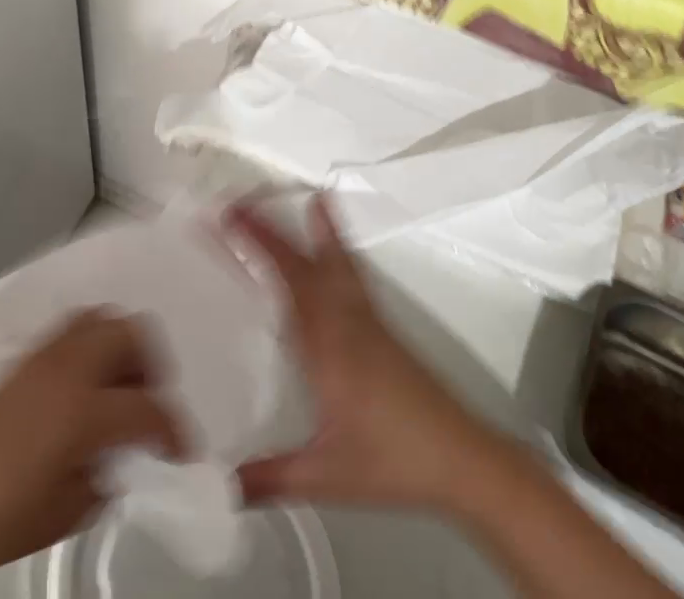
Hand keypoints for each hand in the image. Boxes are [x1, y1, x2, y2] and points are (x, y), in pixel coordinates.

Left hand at [0, 310, 186, 598]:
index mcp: (81, 410)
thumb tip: (131, 453)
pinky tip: (85, 393)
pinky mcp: (18, 363)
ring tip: (119, 393)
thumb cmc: (0, 520)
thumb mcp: (74, 508)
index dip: (175, 431)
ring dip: (119, 349)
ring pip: (96, 320)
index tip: (180, 452)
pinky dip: (90, 349)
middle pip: (128, 331)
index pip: (150, 406)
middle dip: (152, 365)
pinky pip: (67, 334)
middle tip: (151, 405)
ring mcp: (37, 359)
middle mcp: (62, 369)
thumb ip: (114, 471)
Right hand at [226, 196, 506, 511]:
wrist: (468, 466)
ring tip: (312, 200)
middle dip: (278, 228)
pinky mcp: (388, 338)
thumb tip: (215, 485)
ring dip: (321, 234)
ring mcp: (373, 328)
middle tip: (249, 200)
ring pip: (342, 268)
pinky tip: (339, 260)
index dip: (259, 246)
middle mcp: (351, 326)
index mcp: (330, 347)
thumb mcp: (326, 476)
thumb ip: (269, 479)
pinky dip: (343, 258)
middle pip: (313, 263)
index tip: (229, 218)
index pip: (289, 283)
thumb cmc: (396, 463)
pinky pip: (357, 284)